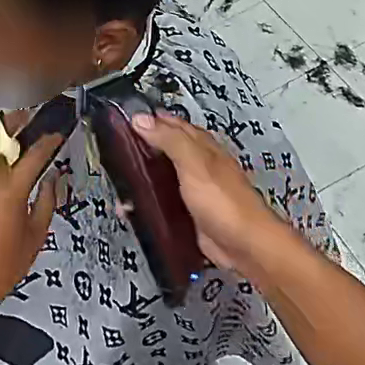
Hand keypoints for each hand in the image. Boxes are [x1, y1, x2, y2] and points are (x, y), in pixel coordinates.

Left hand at [0, 133, 63, 328]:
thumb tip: (52, 181)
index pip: (35, 153)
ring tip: (7, 135)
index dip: (49, 140)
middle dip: (15, 123)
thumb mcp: (35, 235)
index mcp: (10, 189)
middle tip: (26, 115)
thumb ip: (46, 201)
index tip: (56, 135)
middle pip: (1, 138)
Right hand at [130, 112, 296, 272]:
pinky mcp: (192, 216)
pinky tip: (137, 208)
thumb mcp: (194, 163)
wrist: (243, 244)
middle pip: (172, 150)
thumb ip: (170, 140)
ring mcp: (197, 192)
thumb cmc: (224, 201)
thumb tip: (142, 119)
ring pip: (168, 178)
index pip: (177, 126)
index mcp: (204, 148)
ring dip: (147, 177)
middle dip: (149, 147)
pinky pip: (167, 204)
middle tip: (121, 147)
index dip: (155, 120)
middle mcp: (201, 167)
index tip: (131, 119)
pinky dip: (151, 203)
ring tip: (123, 178)